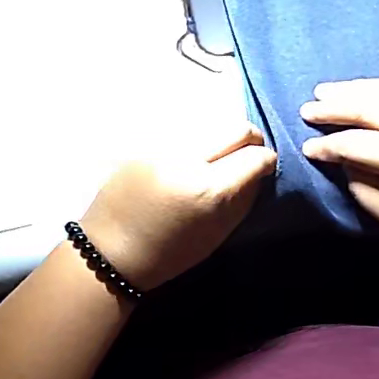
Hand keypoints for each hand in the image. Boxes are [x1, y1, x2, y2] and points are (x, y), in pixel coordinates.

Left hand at [78, 123, 276, 289]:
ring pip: (210, 124)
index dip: (267, 161)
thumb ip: (244, 198)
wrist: (111, 251)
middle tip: (248, 156)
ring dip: (220, 139)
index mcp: (208, 191)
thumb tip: (260, 170)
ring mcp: (162, 147)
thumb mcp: (217, 234)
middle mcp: (186, 160)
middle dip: (250, 140)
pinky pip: (183, 132)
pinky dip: (195, 143)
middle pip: (236, 127)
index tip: (264, 168)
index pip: (256, 156)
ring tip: (215, 160)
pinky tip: (188, 161)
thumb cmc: (170, 253)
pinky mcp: (143, 142)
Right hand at [301, 78, 378, 262]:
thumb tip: (345, 163)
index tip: (308, 147)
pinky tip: (368, 90)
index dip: (329, 146)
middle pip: (371, 106)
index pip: (358, 144)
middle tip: (308, 108)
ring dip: (357, 89)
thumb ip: (368, 192)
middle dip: (335, 107)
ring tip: (329, 92)